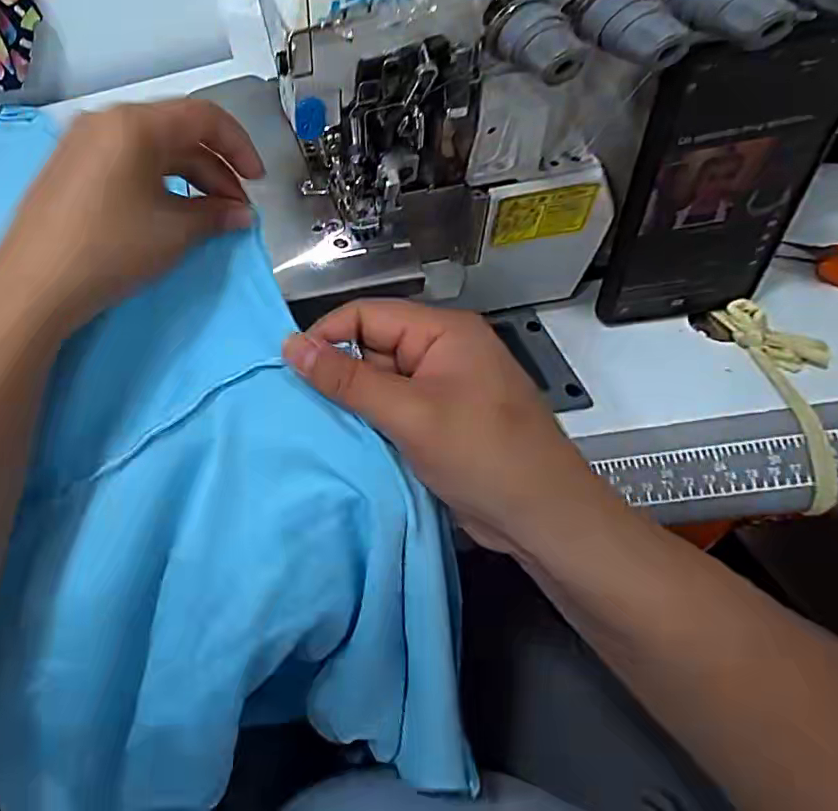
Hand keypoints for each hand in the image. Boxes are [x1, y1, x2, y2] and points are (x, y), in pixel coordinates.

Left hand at [0, 99, 264, 333]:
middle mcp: (104, 120)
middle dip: (213, 168)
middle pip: (175, 132)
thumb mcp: (172, 232)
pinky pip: (122, 163)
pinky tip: (164, 212)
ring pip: (148, 150)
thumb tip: (240, 214)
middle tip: (234, 208)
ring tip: (205, 216)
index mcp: (134, 122)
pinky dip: (153, 182)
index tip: (256, 181)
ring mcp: (79, 143)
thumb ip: (215, 214)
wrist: (31, 287)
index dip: (239, 147)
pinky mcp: (65, 168)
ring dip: (185, 178)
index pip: (204, 117)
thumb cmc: (109, 249)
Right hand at [283, 299, 615, 553]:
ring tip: (319, 422)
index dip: (327, 335)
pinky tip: (344, 438)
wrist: (546, 524)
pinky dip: (366, 421)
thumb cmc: (486, 457)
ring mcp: (438, 387)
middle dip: (337, 372)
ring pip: (375, 381)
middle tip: (303, 402)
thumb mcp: (409, 414)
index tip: (292, 367)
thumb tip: (290, 346)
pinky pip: (388, 407)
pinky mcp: (435, 419)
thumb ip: (346, 379)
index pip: (366, 314)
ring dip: (350, 401)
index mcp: (443, 331)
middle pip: (369, 346)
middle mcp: (440, 351)